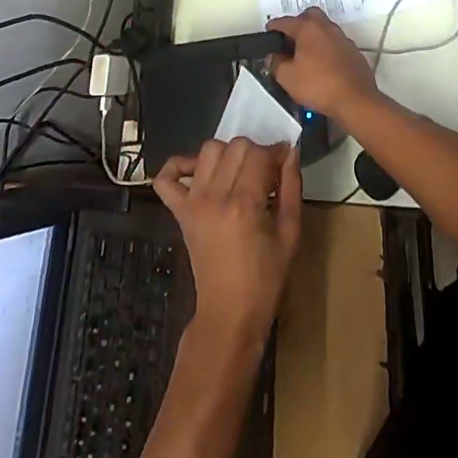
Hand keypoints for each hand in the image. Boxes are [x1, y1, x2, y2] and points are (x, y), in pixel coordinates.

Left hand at [154, 139, 302, 339]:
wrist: (230, 311)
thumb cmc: (266, 277)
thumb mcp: (291, 232)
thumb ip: (292, 187)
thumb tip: (290, 153)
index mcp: (245, 204)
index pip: (260, 154)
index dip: (278, 152)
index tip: (286, 161)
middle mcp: (215, 197)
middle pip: (235, 146)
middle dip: (256, 151)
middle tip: (266, 173)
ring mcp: (193, 203)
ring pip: (207, 151)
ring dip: (227, 153)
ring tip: (240, 173)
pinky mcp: (179, 212)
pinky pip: (166, 178)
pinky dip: (179, 166)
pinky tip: (200, 173)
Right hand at [266, 7, 380, 118]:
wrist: (355, 100)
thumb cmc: (318, 85)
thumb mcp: (287, 77)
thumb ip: (276, 63)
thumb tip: (274, 57)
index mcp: (309, 28)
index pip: (286, 21)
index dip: (274, 26)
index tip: (268, 32)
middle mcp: (327, 28)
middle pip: (310, 16)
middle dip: (298, 23)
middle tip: (289, 39)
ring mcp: (343, 39)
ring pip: (325, 29)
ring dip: (314, 36)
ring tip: (304, 53)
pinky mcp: (354, 53)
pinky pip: (336, 44)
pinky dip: (326, 49)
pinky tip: (321, 64)